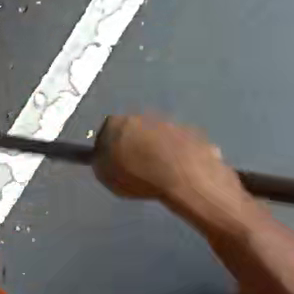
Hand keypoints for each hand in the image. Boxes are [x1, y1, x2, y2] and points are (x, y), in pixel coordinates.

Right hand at [93, 114, 244, 204]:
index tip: (113, 161)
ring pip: (159, 136)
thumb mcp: (106, 176)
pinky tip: (180, 173)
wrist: (183, 178)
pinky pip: (181, 144)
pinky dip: (179, 155)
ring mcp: (171, 123)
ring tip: (161, 173)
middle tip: (137, 167)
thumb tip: (102, 156)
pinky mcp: (193, 133)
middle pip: (134, 130)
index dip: (109, 146)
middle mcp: (143, 116)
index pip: (106, 130)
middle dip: (135, 144)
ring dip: (158, 149)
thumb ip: (101, 162)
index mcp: (117, 123)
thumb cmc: (138, 176)